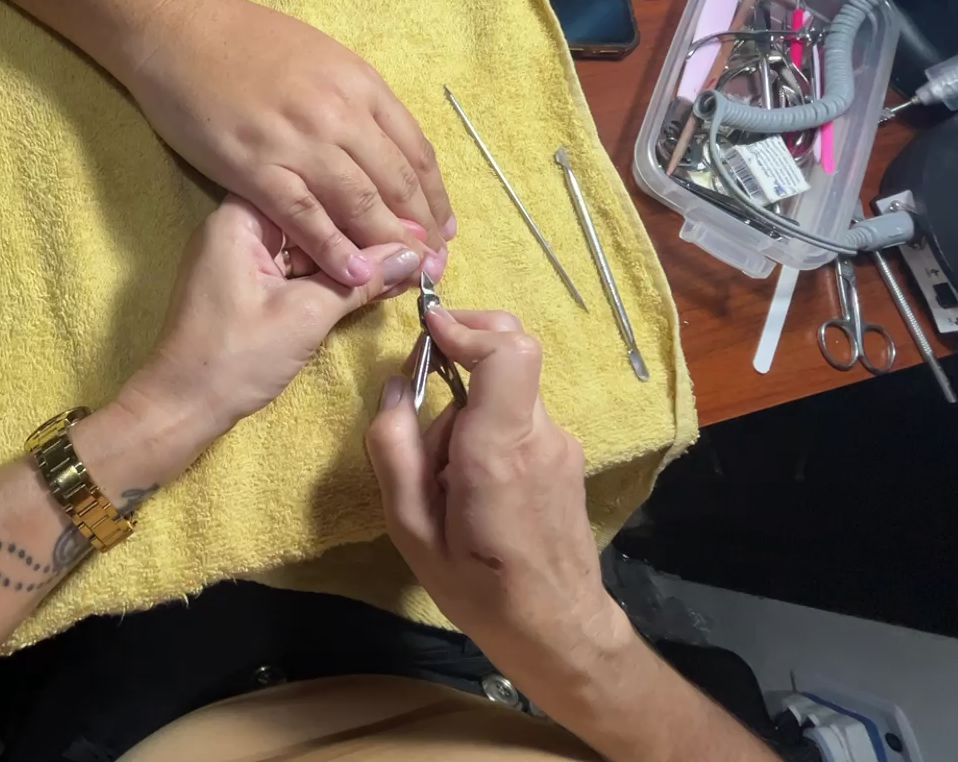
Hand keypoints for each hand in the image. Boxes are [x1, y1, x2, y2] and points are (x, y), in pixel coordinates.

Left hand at [106, 196, 420, 486]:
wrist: (182, 406)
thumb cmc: (236, 355)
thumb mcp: (306, 314)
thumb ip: (361, 279)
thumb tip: (416, 253)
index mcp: (240, 218)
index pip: (311, 191)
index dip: (365, 205)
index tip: (417, 221)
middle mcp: (239, 225)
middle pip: (313, 215)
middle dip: (365, 235)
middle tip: (424, 246)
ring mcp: (243, 254)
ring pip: (310, 243)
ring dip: (353, 258)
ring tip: (410, 266)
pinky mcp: (249, 281)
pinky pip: (298, 267)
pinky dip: (332, 276)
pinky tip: (376, 282)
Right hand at [121, 0, 453, 286]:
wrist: (178, 31)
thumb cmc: (243, 38)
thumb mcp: (318, 55)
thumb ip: (352, 98)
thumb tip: (380, 142)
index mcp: (359, 83)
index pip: (414, 151)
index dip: (434, 197)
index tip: (444, 228)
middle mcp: (339, 113)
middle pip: (395, 183)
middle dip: (422, 230)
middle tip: (435, 266)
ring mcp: (298, 142)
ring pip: (359, 203)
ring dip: (388, 245)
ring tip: (406, 277)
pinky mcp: (256, 168)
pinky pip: (305, 216)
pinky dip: (334, 249)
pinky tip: (354, 275)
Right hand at [366, 307, 633, 697]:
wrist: (558, 630)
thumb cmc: (476, 586)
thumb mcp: (408, 527)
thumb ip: (393, 447)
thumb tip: (397, 385)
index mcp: (498, 450)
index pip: (507, 352)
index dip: (465, 327)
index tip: (429, 328)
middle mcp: (538, 434)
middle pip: (506, 353)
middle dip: (458, 354)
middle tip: (421, 388)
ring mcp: (559, 441)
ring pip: (504, 386)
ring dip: (465, 404)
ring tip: (442, 472)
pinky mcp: (563, 451)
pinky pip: (515, 411)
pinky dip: (483, 421)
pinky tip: (467, 479)